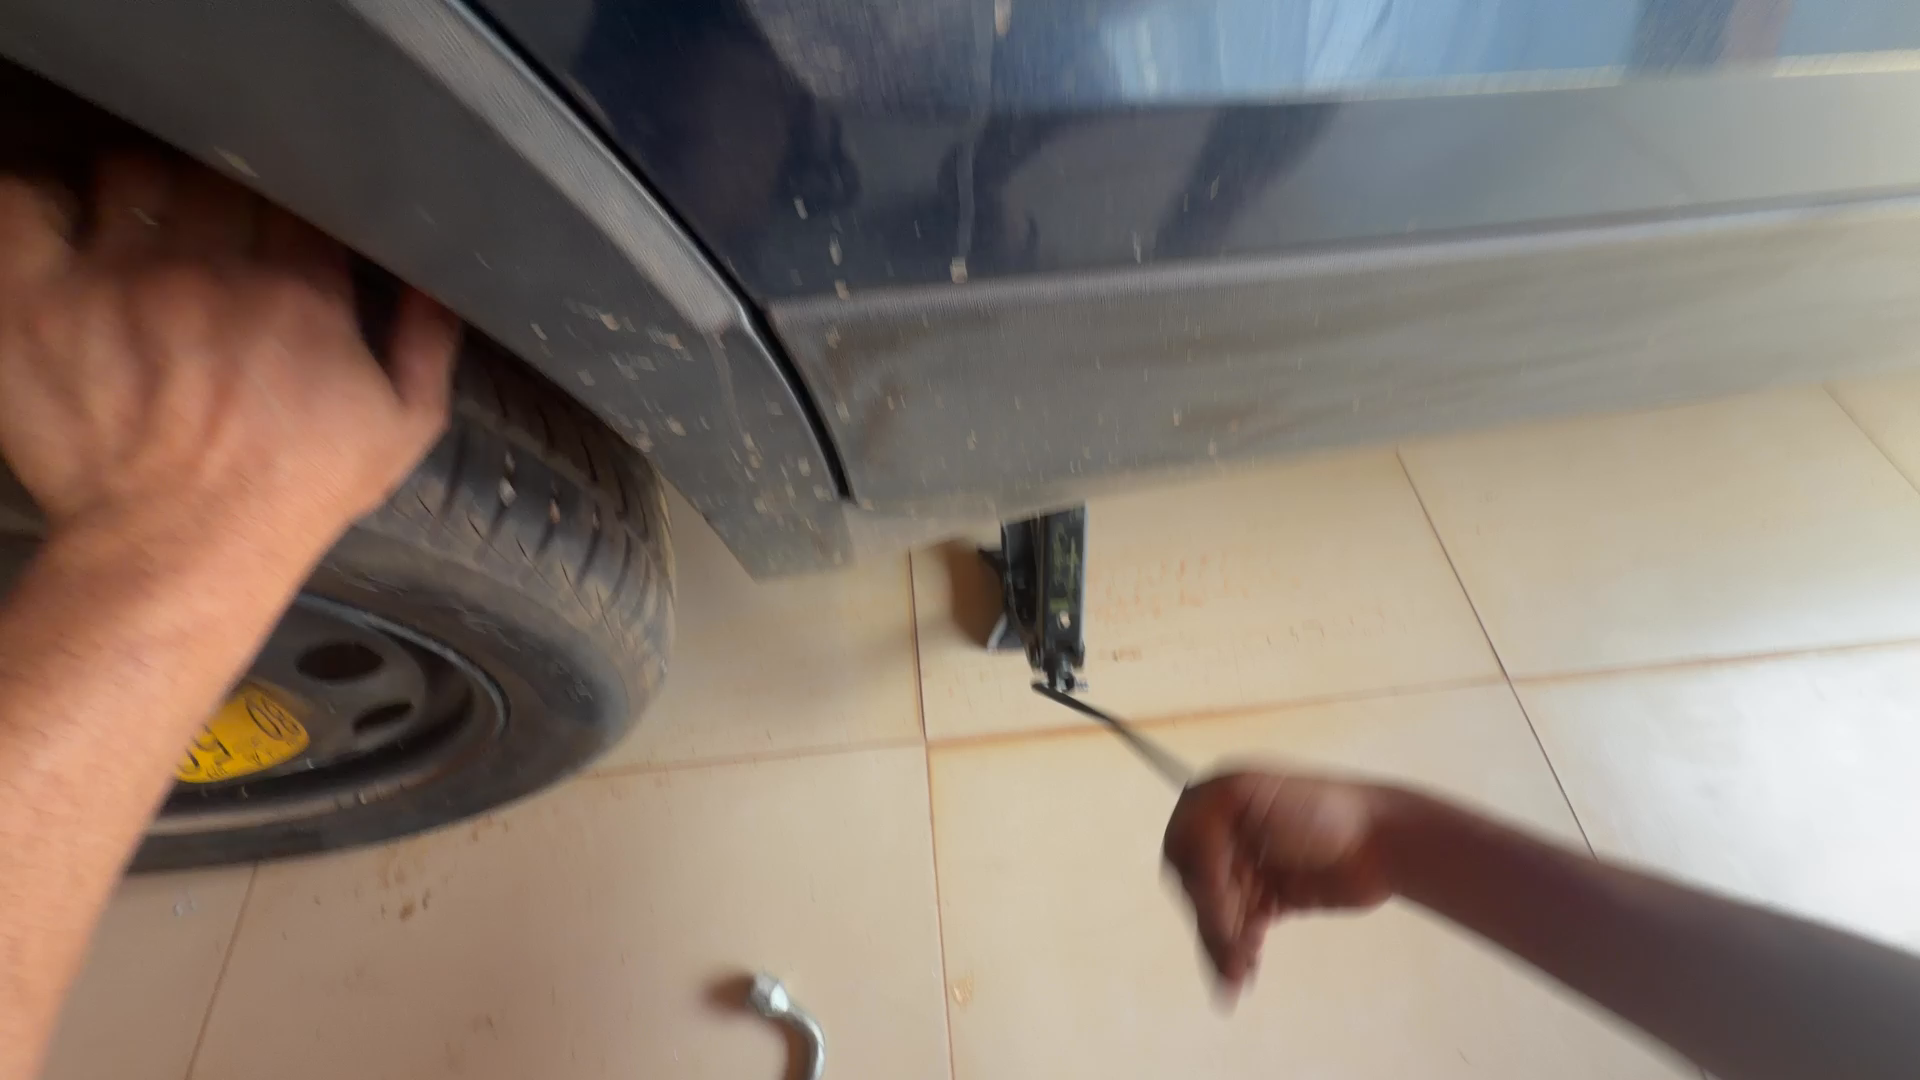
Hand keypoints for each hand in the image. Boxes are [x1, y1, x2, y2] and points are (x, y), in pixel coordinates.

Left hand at [0, 154, 457, 550]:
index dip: (307, 215)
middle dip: (237, 201)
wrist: (192, 537)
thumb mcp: (409, 423)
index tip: (305, 238)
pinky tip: (76, 228)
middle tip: (241, 234)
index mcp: (305, 297)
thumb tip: (436, 285)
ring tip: (165, 228)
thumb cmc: (310, 480)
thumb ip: (428, 345)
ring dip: (156, 192)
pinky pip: (21, 200)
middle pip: (220, 181)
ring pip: (131, 176)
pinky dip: (47, 200)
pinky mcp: (31, 297)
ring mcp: (115, 279)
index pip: (303, 208)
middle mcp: (210, 272)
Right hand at [1163, 771, 1397, 993]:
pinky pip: (1240, 928)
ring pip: (1216, 912)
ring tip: (1236, 977)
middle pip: (1197, 884)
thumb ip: (1212, 829)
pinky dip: (1239, 951)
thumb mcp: (1251, 798)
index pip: (1184, 847)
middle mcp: (1222, 835)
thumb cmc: (1320, 808)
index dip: (1198, 880)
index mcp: (1212, 802)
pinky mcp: (1267, 898)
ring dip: (1221, 944)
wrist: (1387, 839)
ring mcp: (1245, 868)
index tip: (1220, 910)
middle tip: (1231, 954)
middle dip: (1211, 920)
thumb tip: (1187, 877)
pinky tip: (1246, 970)